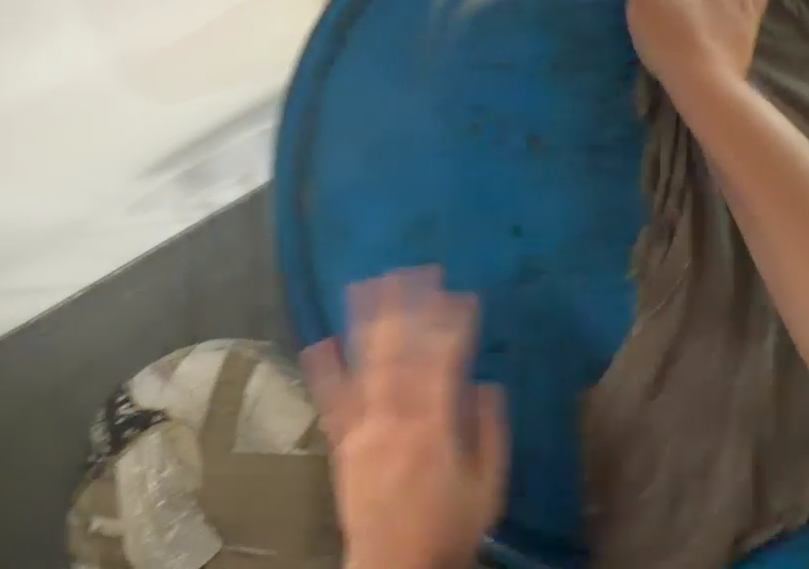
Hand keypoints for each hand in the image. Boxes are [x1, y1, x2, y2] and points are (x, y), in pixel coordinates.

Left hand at [303, 268, 508, 568]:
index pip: (444, 362)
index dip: (452, 324)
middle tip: (415, 269)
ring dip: (367, 320)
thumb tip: (486, 383)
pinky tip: (320, 339)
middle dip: (408, 306)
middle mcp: (395, 418)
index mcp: (434, 427)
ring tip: (369, 282)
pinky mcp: (342, 442)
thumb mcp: (487, 487)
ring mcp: (363, 427)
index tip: (461, 294)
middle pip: (400, 351)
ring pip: (365, 363)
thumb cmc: (448, 528)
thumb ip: (489, 432)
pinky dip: (325, 368)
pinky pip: (331, 400)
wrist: (395, 568)